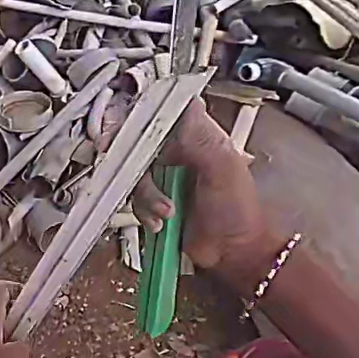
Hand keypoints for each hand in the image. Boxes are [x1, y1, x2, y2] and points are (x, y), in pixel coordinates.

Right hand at [134, 98, 278, 291]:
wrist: (232, 254)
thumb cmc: (237, 211)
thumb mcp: (224, 169)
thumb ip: (203, 138)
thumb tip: (187, 103)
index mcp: (196, 135)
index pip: (159, 113)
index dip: (137, 119)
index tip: (121, 132)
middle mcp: (176, 150)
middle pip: (136, 143)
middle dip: (133, 164)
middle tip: (133, 177)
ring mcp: (162, 176)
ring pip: (132, 173)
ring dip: (146, 196)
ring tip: (167, 213)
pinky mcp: (153, 199)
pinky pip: (132, 198)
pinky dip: (142, 211)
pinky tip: (160, 222)